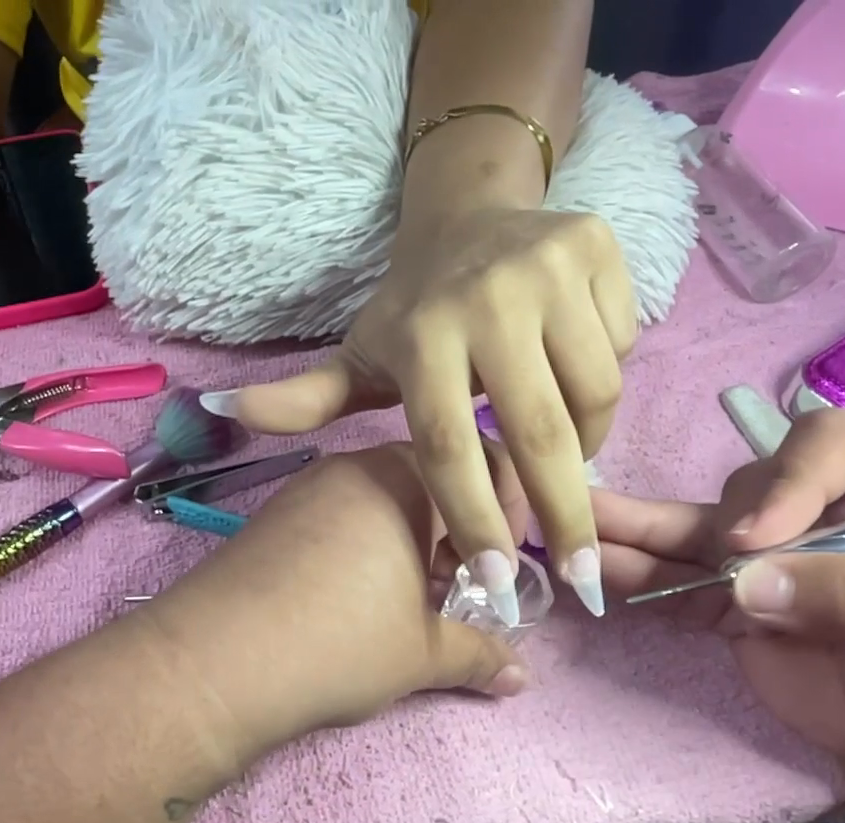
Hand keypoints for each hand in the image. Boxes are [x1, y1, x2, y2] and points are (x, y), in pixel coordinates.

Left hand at [140, 445, 528, 767]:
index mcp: (405, 478)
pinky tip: (354, 596)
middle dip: (456, 531)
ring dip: (409, 539)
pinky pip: (338, 514)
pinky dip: (364, 544)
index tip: (503, 566)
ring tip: (408, 598)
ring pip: (380, 498)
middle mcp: (355, 466)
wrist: (218, 659)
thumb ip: (477, 655)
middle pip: (430, 479)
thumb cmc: (340, 643)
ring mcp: (307, 487)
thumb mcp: (420, 654)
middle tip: (459, 586)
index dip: (506, 517)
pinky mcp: (272, 515)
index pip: (482, 468)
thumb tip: (518, 676)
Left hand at [199, 206, 637, 624]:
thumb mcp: (359, 357)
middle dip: (565, 517)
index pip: (448, 446)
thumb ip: (305, 397)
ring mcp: (550, 267)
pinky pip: (622, 347)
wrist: (466, 216)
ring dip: (587, 444)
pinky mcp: (599, 248)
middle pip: (538, 432)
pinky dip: (604, 384)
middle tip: (583, 583)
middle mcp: (488, 298)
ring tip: (563, 455)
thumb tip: (223, 411)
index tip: (498, 585)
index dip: (473, 521)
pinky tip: (574, 382)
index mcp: (420, 338)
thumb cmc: (412, 310)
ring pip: (595, 392)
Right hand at [593, 408, 844, 803]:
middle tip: (718, 560)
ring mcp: (777, 560)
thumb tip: (745, 580)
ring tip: (575, 521)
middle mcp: (831, 512)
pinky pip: (680, 583)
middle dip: (722, 518)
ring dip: (638, 531)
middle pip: (755, 485)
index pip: (837, 444)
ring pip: (699, 532)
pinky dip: (636, 576)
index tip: (761, 537)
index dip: (792, 476)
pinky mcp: (738, 604)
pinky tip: (589, 562)